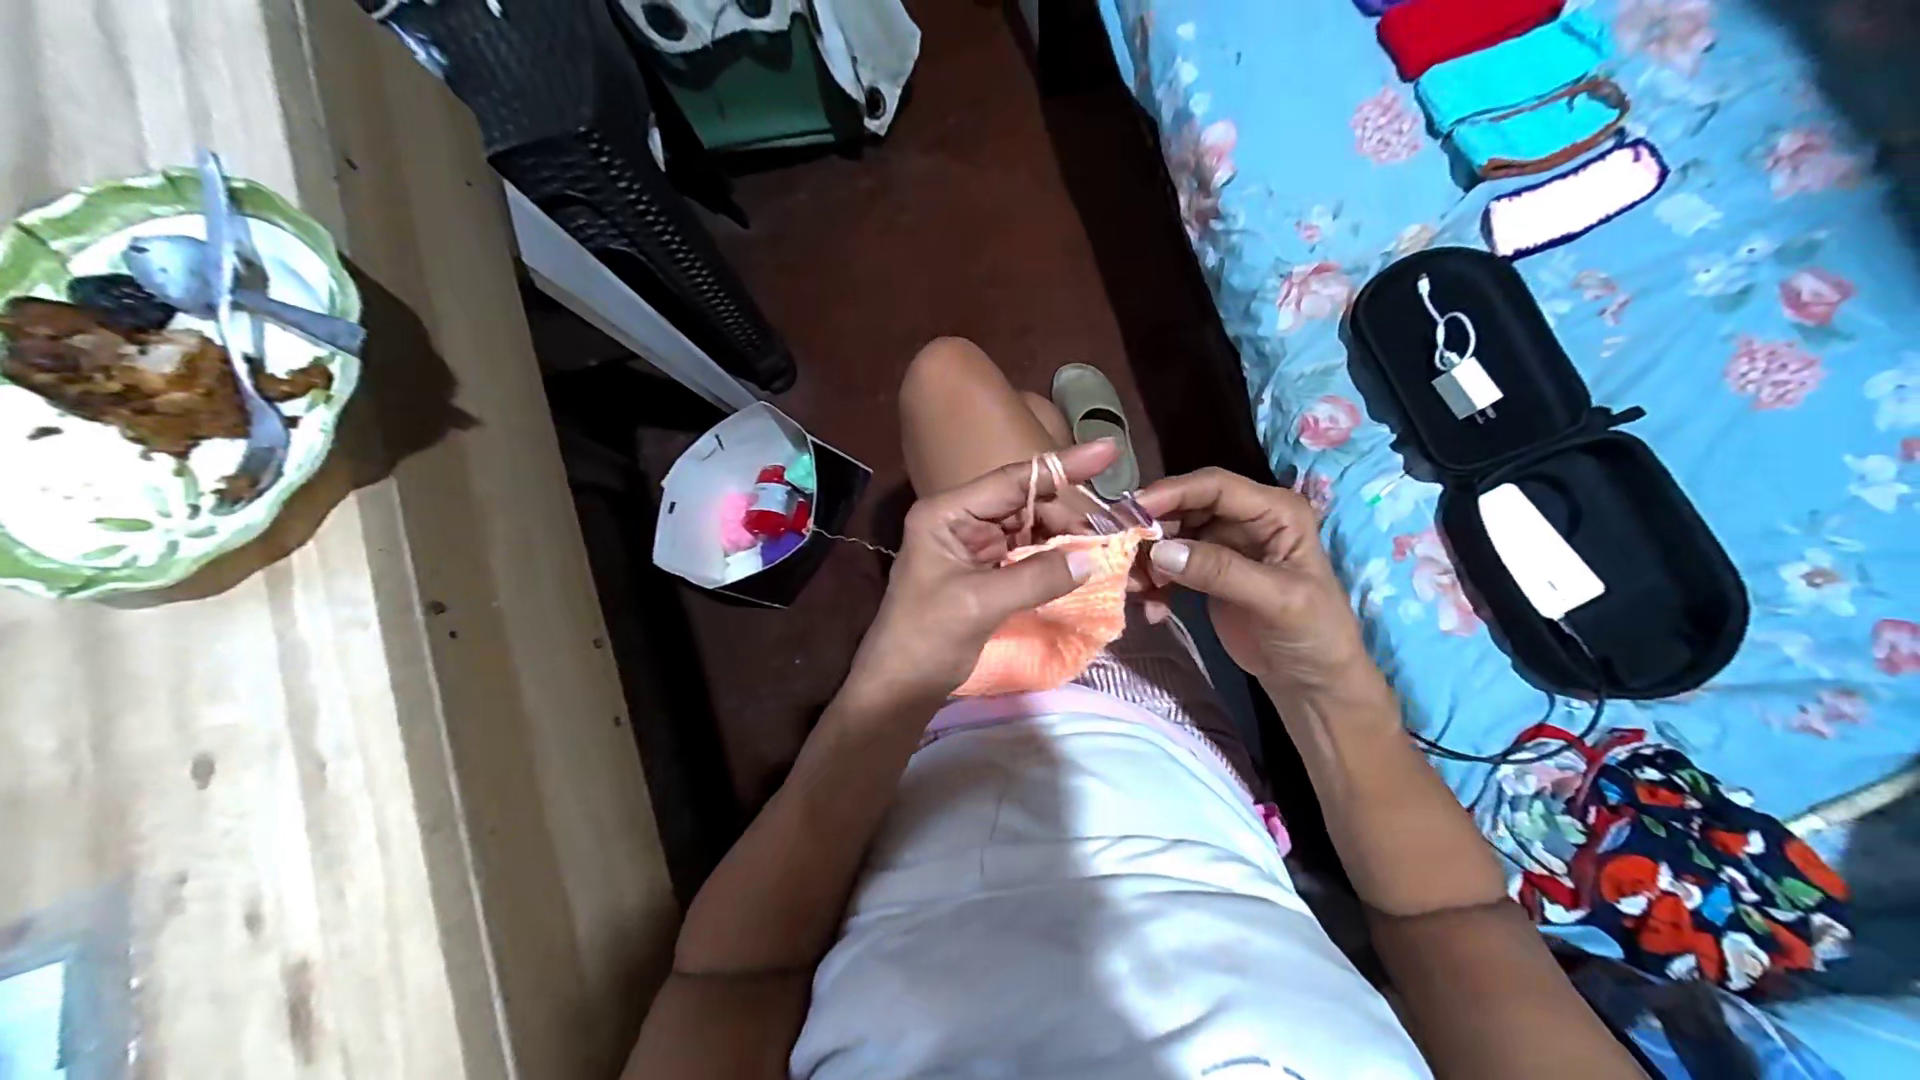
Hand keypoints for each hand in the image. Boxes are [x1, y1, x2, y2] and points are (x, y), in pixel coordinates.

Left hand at [844, 440, 1120, 707]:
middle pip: (1026, 502)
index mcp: (947, 513)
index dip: (1062, 466)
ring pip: (1030, 527)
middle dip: (1067, 513)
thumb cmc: (926, 637)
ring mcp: (973, 545)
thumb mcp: (980, 603)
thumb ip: (1037, 577)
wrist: (900, 685)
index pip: (1012, 480)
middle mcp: (961, 520)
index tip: (1107, 451)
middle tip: (1110, 531)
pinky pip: (1027, 553)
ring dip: (1064, 536)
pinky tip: (1079, 562)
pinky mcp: (984, 570)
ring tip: (1102, 547)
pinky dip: (1053, 557)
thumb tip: (1091, 558)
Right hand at [1134, 468, 1374, 697]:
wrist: (1311, 683)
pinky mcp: (1205, 572)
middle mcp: (1246, 519)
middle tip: (1118, 553)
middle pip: (1184, 508)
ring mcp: (1223, 545)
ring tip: (1135, 590)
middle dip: (1150, 529)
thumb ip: (1220, 571)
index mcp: (1275, 511)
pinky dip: (1154, 584)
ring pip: (1169, 537)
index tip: (1130, 513)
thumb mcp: (1276, 600)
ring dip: (1146, 561)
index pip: (1214, 486)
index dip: (1171, 493)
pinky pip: (1167, 566)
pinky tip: (1153, 610)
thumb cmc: (1312, 635)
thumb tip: (1160, 551)